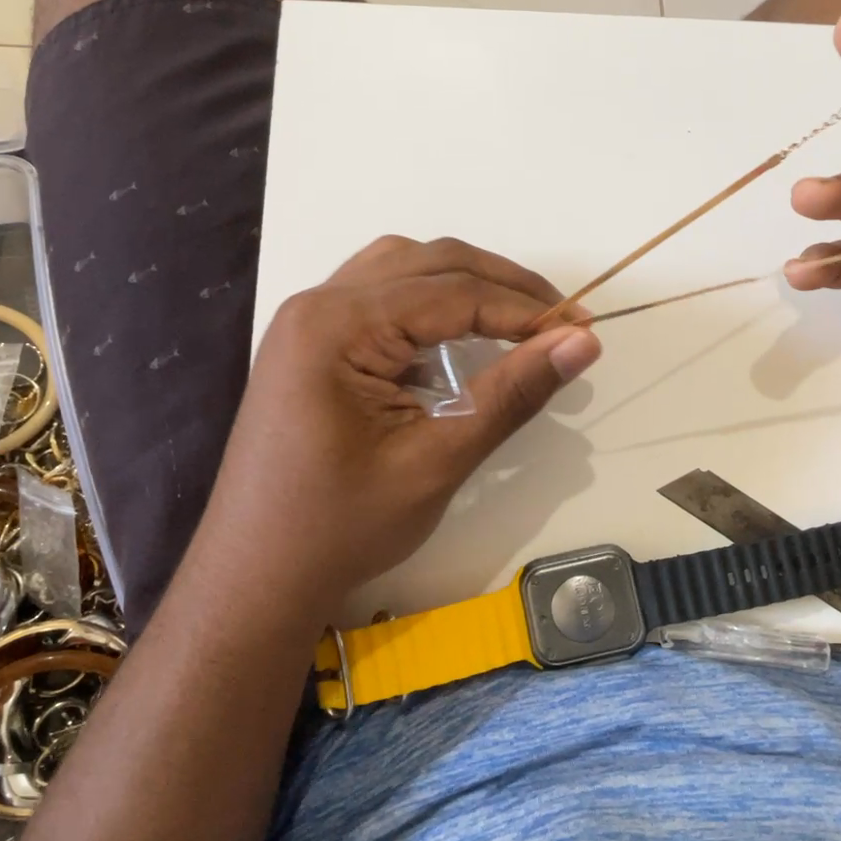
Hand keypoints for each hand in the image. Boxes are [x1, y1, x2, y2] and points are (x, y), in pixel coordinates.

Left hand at [202, 236, 601, 596]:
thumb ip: (511, 393)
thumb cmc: (342, 527)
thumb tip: (582, 343)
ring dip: (462, 288)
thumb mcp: (437, 460)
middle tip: (559, 319)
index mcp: (337, 324)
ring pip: (400, 272)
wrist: (256, 577)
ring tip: (515, 321)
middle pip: (426, 264)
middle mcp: (317, 305)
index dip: (525, 307)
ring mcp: (307, 325)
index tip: (584, 328)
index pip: (453, 292)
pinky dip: (426, 311)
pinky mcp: (310, 349)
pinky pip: (378, 304)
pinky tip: (454, 349)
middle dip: (500, 285)